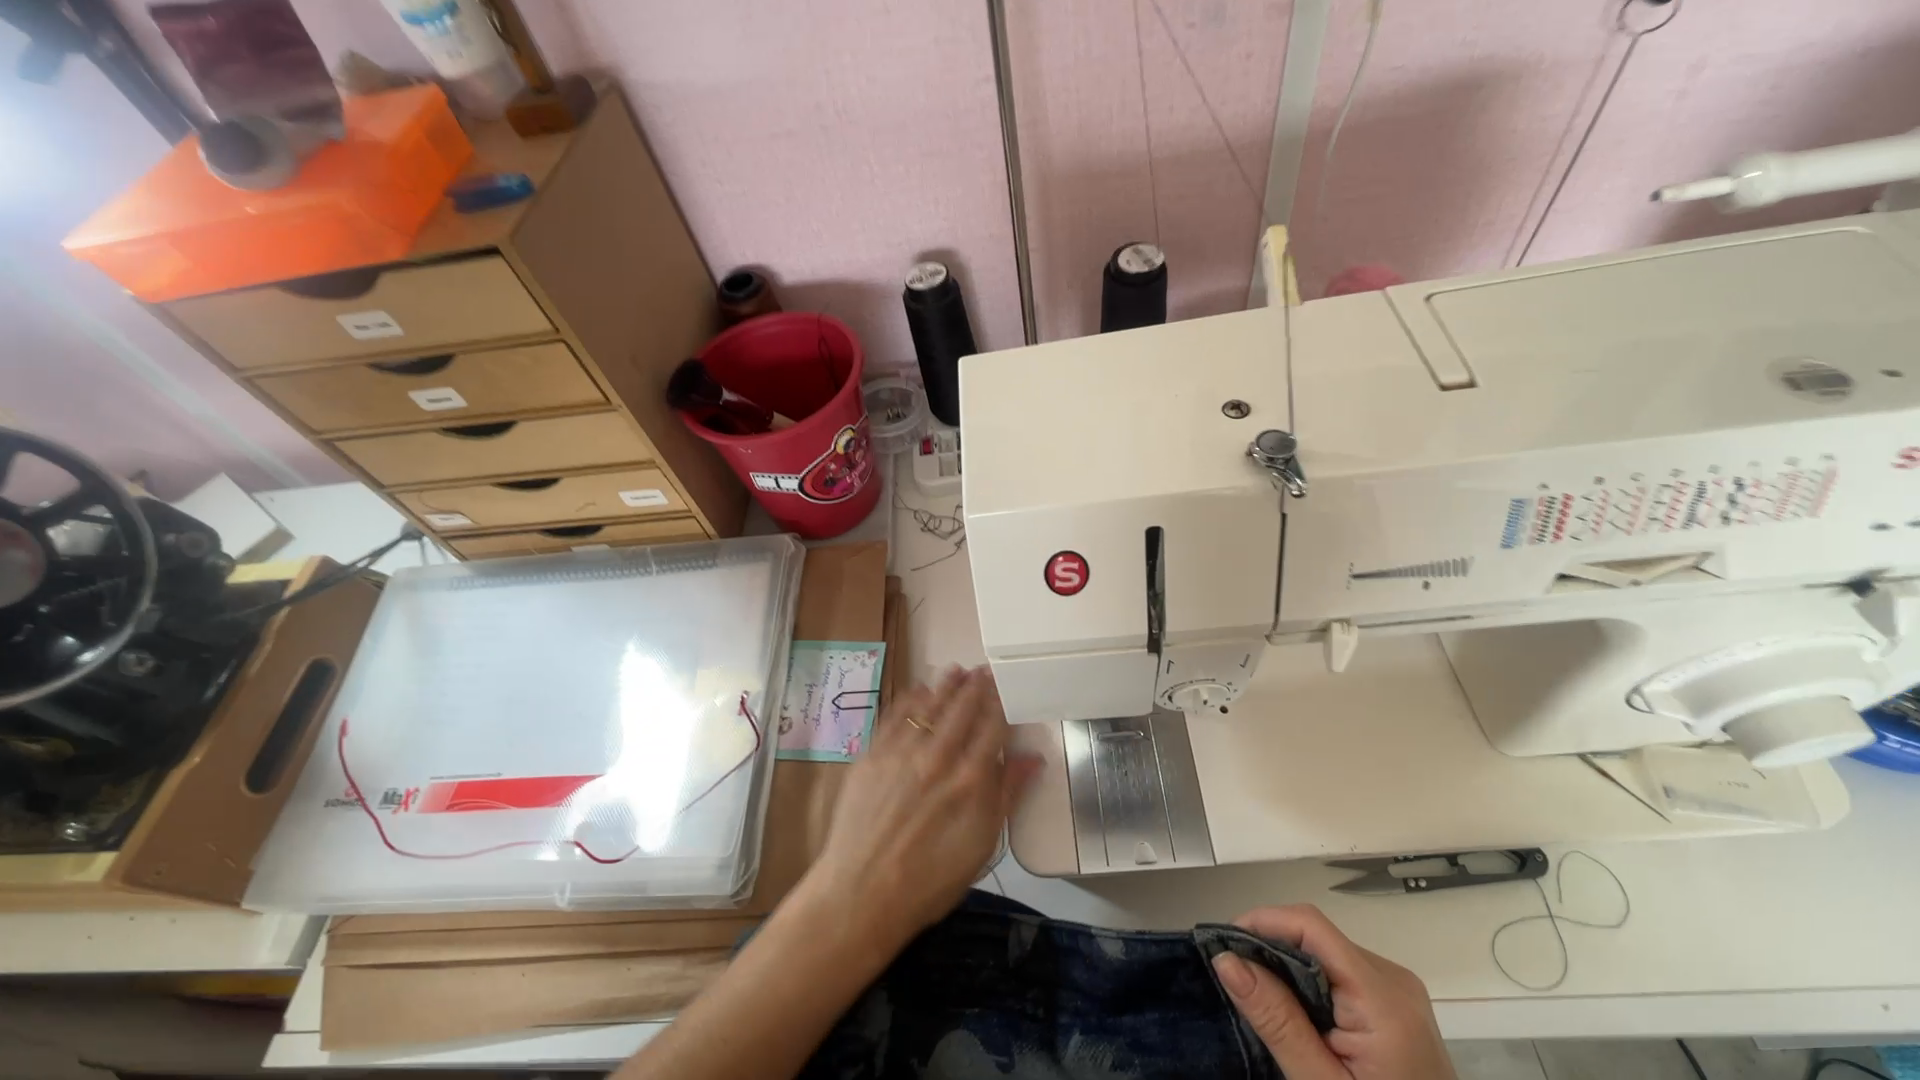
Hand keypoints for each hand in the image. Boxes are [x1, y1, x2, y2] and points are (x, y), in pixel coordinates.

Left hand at [804, 666, 1040, 945]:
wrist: (862, 894)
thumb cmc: (930, 882)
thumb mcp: (981, 845)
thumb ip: (1007, 796)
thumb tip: (1032, 758)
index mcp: (971, 780)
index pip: (992, 728)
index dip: (1000, 704)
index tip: (1006, 687)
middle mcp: (938, 758)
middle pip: (962, 711)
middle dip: (975, 688)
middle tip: (984, 670)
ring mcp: (901, 754)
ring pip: (928, 708)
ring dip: (944, 687)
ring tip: (956, 670)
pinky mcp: (871, 757)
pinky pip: (895, 718)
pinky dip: (909, 701)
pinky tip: (917, 691)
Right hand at [1212, 905, 1455, 1079]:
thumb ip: (1276, 1020)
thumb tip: (1226, 959)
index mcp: (1382, 998)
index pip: (1310, 925)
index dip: (1259, 923)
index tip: (1218, 948)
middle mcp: (1394, 980)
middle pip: (1315, 937)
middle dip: (1267, 950)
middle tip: (1230, 985)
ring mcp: (1399, 992)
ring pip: (1324, 953)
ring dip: (1285, 969)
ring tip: (1257, 1006)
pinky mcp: (1396, 1006)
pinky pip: (1339, 974)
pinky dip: (1307, 985)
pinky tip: (1291, 1018)